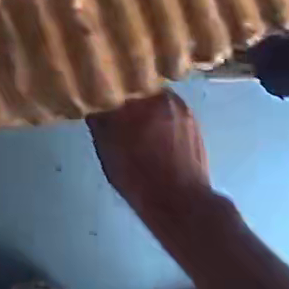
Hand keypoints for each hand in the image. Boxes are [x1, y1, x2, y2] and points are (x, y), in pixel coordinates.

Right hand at [87, 90, 212, 208]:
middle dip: (126, 97)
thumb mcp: (107, 153)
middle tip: (119, 113)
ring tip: (139, 126)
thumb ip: (99, 124)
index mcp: (131, 103)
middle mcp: (156, 96)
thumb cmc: (137, 179)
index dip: (104, 92)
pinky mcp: (192, 117)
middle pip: (135, 87)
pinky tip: (157, 134)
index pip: (112, 87)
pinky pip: (170, 108)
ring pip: (154, 96)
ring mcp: (178, 105)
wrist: (180, 201)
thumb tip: (95, 105)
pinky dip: (162, 115)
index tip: (99, 100)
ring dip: (145, 105)